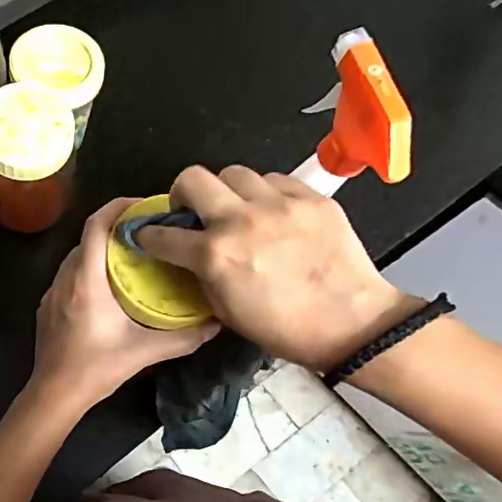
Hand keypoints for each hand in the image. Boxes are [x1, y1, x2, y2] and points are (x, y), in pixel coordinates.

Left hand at [32, 197, 220, 407]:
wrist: (53, 395)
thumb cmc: (96, 369)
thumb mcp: (144, 352)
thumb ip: (183, 338)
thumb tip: (216, 324)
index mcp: (86, 281)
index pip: (96, 226)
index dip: (118, 207)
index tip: (143, 206)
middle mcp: (65, 279)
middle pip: (87, 239)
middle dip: (115, 230)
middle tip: (146, 236)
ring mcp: (51, 294)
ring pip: (76, 258)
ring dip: (101, 252)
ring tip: (130, 260)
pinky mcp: (47, 308)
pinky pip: (68, 277)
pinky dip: (88, 271)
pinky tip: (107, 290)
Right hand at [135, 165, 420, 371]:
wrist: (351, 323)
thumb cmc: (286, 329)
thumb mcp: (228, 313)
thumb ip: (203, 277)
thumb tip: (192, 258)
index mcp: (217, 255)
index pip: (166, 234)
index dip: (149, 236)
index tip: (149, 235)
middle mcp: (242, 220)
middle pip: (194, 178)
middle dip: (183, 194)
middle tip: (192, 211)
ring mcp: (279, 204)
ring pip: (235, 173)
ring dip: (227, 191)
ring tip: (238, 210)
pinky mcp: (311, 197)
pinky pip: (275, 180)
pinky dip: (265, 194)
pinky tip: (273, 214)